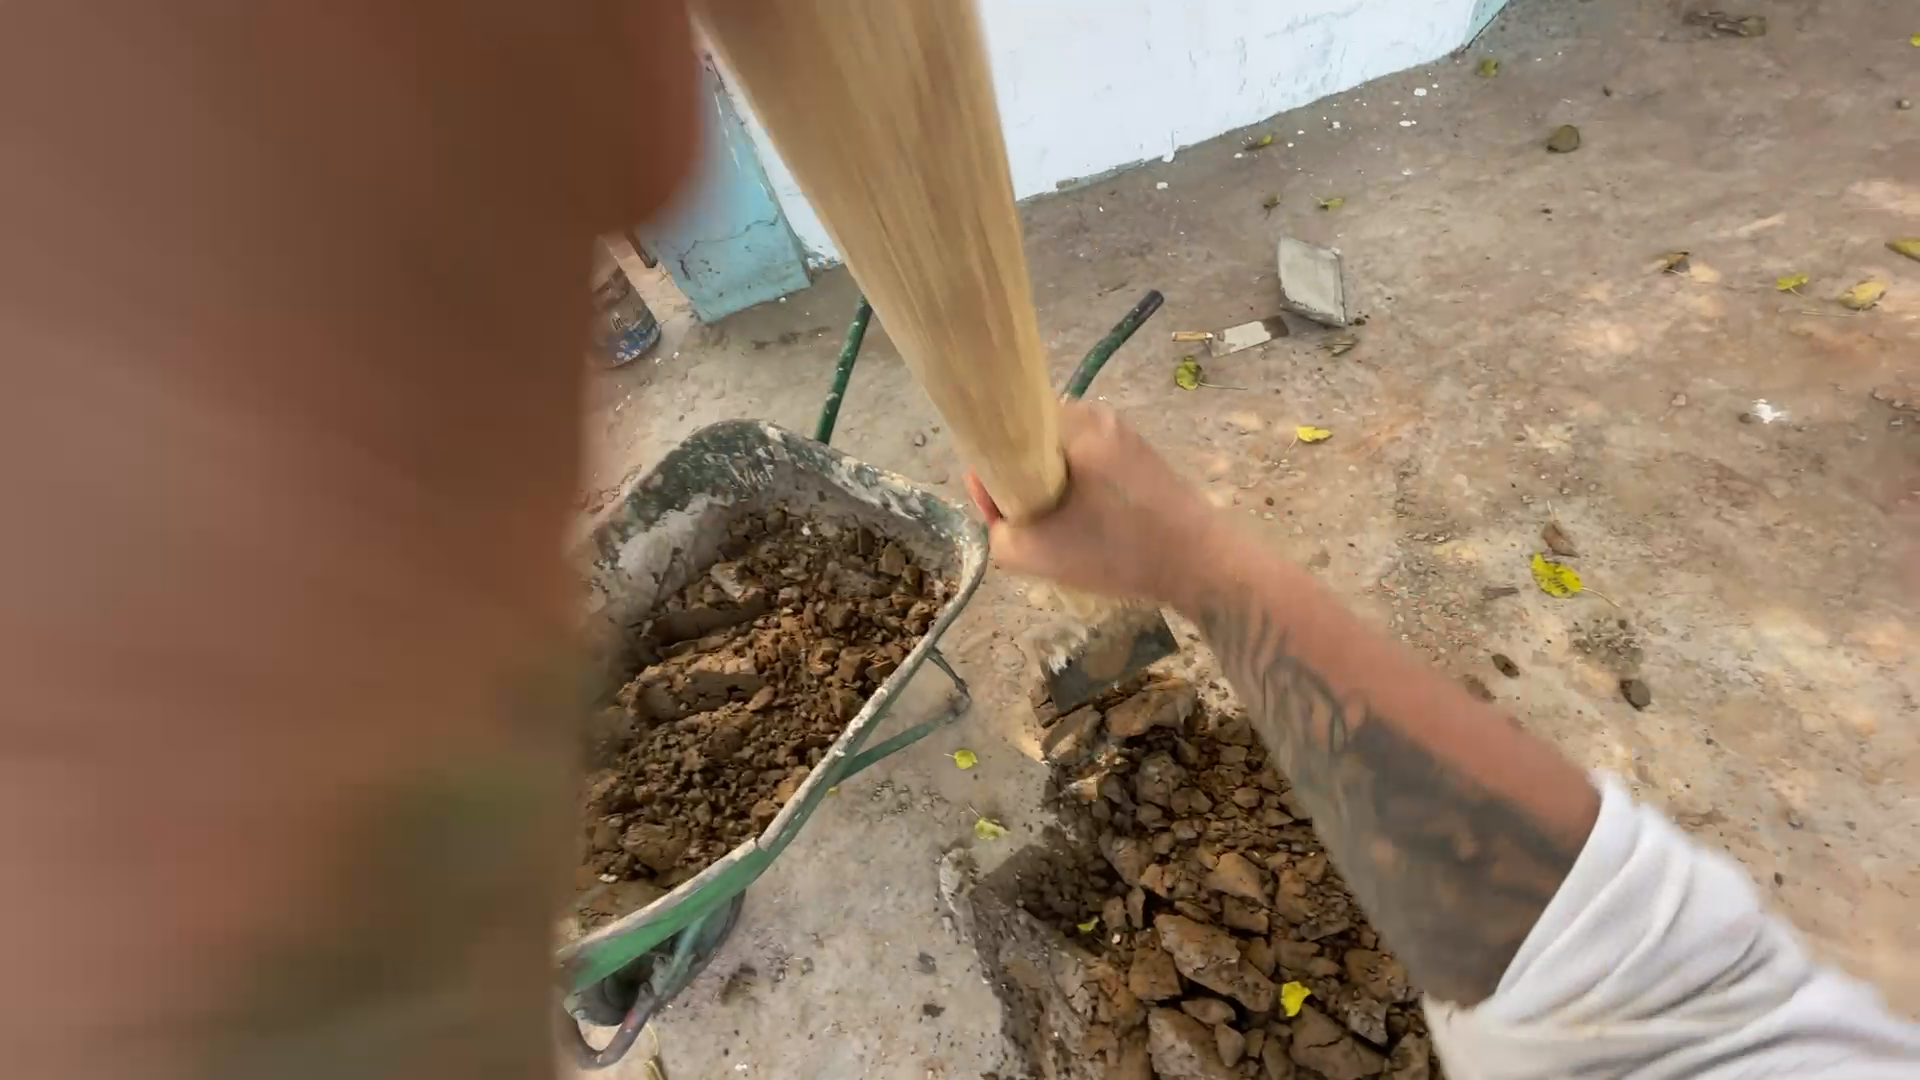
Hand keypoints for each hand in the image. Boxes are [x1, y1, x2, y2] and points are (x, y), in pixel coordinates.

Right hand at [964, 403, 1223, 606]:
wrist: (1202, 566)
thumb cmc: (1117, 552)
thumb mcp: (1035, 554)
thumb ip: (997, 529)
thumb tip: (997, 509)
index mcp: (1072, 423)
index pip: (1006, 430)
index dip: (990, 470)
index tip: (997, 507)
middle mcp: (1098, 416)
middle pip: (1032, 444)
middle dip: (1020, 482)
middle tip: (1025, 525)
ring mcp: (1124, 435)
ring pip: (1061, 458)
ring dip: (1049, 490)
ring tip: (1058, 531)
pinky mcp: (1142, 458)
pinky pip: (1090, 467)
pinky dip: (1078, 493)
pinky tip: (1088, 528)